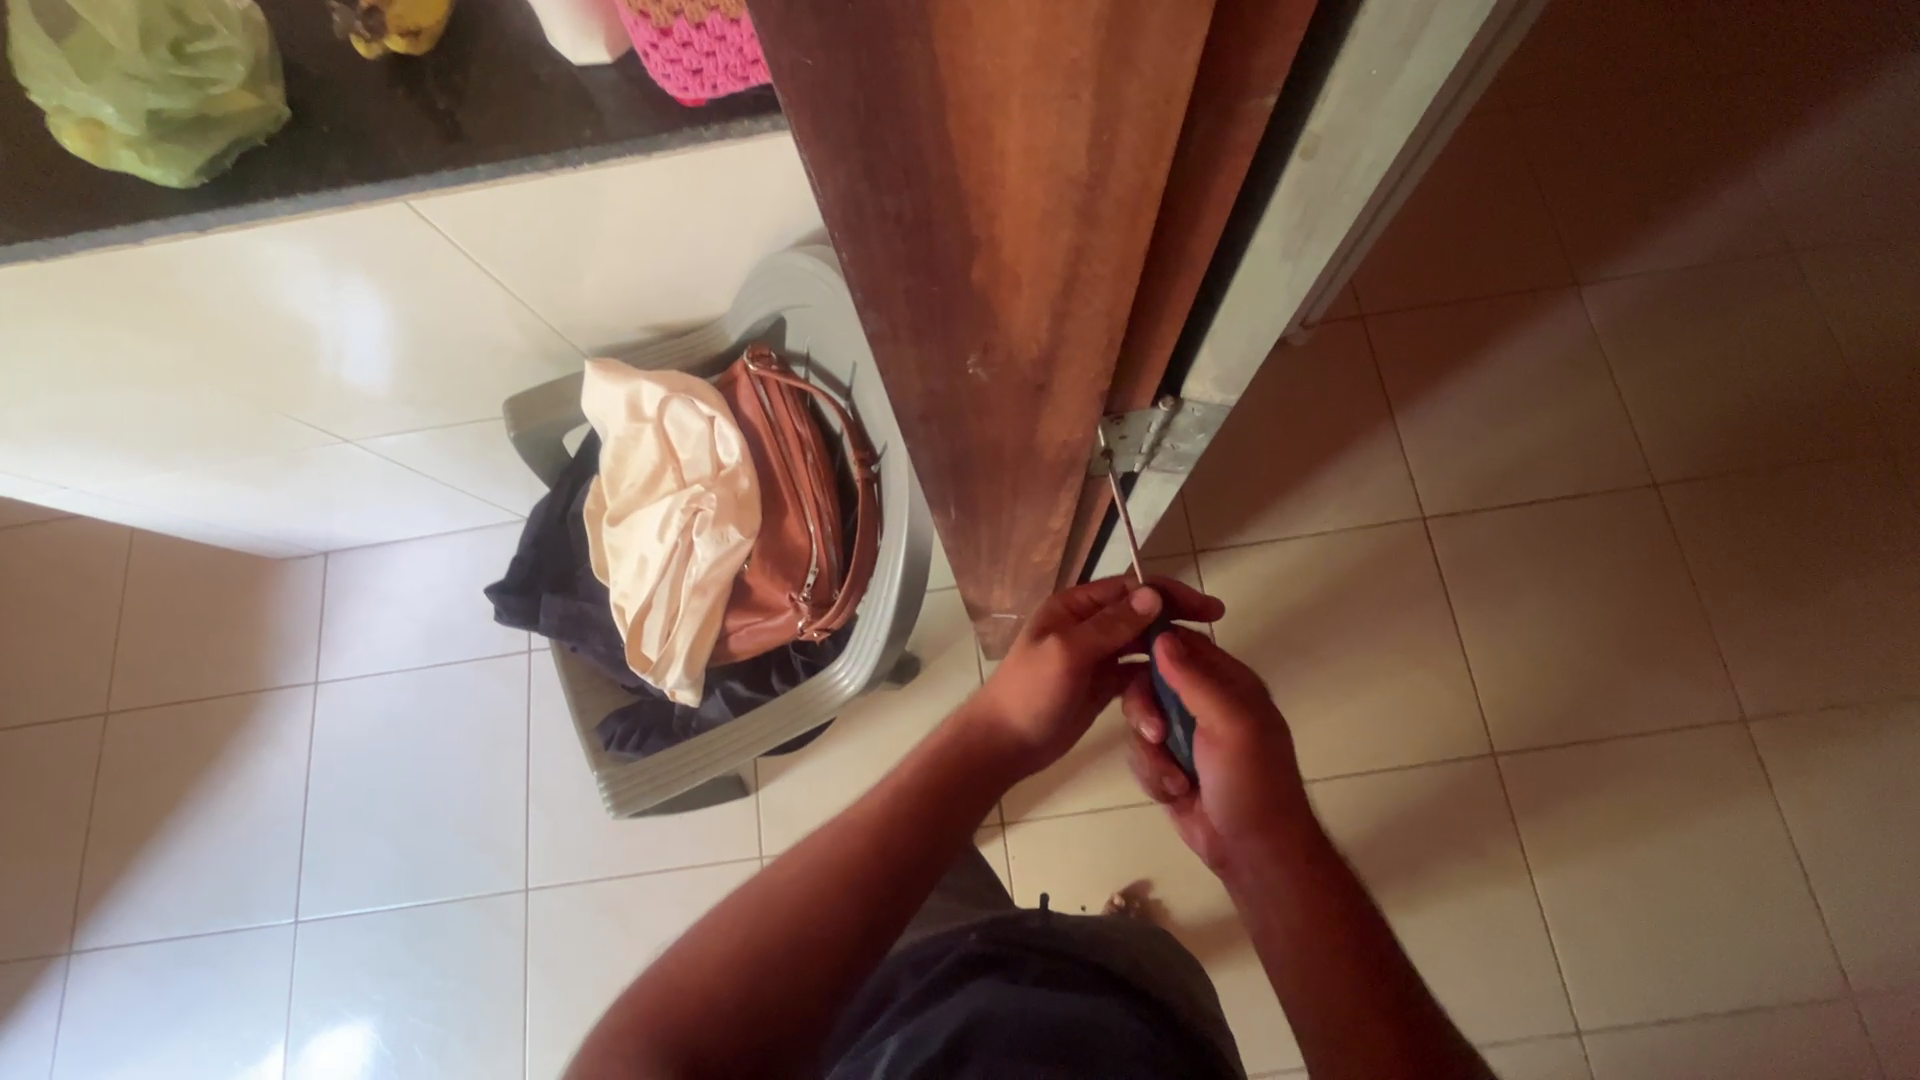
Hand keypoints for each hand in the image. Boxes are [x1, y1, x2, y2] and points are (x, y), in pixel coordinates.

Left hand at [965, 576, 1223, 776]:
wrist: (1005, 743)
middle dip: (1175, 623)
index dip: (1169, 594)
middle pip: (1141, 615)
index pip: (1130, 589)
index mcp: (1074, 607)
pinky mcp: (1101, 686)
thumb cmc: (1030, 692)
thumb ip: (1111, 625)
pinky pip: (1135, 676)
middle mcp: (1087, 626)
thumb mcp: (1068, 653)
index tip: (1206, 608)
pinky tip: (1174, 694)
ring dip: (1165, 657)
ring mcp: (1095, 656)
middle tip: (1213, 634)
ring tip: (1199, 668)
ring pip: (1141, 647)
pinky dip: (1152, 683)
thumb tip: (1153, 594)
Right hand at [1124, 627, 1315, 877]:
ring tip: (1175, 779)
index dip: (1151, 643)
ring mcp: (1184, 735)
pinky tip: (1175, 792)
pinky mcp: (1167, 764)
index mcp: (1227, 683)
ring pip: (1138, 721)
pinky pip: (1139, 754)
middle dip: (1144, 710)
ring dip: (1151, 753)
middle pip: (1148, 681)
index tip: (1123, 651)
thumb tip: (1162, 635)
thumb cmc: (1252, 781)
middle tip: (1155, 734)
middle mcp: (1203, 702)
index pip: (1181, 643)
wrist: (1252, 851)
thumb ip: (1196, 678)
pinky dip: (1153, 775)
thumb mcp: (1232, 723)